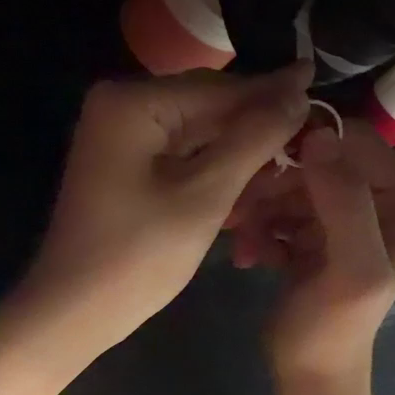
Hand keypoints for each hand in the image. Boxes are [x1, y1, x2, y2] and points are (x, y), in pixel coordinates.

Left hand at [21, 62, 313, 348]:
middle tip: (315, 129)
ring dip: (239, 149)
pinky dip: (212, 168)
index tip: (321, 83)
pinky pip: (178, 154)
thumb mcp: (205, 196)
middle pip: (207, 105)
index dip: (273, 92)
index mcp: (132, 102)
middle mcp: (120, 105)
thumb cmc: (138, 256)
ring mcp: (118, 136)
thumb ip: (253, 139)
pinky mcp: (122, 165)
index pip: (219, 87)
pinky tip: (252, 179)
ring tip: (293, 157)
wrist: (73, 311)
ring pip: (196, 132)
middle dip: (257, 122)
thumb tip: (298, 89)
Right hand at [226, 122, 394, 381]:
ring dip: (260, 209)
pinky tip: (249, 256)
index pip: (356, 142)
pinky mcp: (315, 233)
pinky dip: (260, 228)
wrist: (310, 374)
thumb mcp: (350, 267)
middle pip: (319, 162)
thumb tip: (319, 137)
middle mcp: (384, 201)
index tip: (261, 165)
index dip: (308, 146)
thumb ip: (345, 201)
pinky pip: (281, 210)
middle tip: (239, 211)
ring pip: (293, 185)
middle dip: (275, 184)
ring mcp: (347, 217)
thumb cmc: (334, 328)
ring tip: (241, 240)